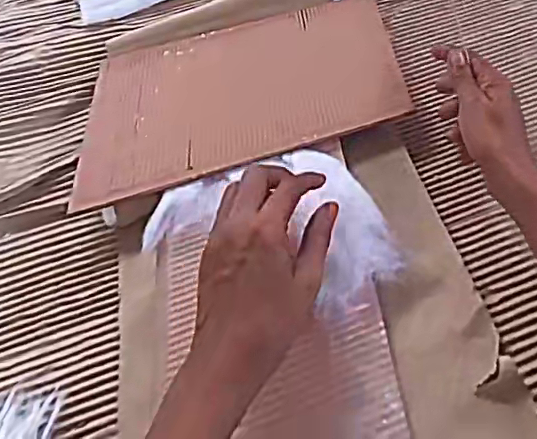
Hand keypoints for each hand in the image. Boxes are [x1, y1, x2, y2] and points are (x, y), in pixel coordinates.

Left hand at [188, 165, 337, 392]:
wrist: (225, 362)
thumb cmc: (269, 329)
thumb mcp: (307, 283)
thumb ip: (319, 238)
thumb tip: (328, 209)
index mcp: (264, 231)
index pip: (288, 186)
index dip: (308, 179)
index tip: (318, 183)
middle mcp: (237, 226)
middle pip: (256, 175)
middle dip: (280, 173)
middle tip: (298, 186)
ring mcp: (218, 237)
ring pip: (235, 188)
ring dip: (259, 186)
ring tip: (278, 200)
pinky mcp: (208, 250)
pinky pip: (224, 210)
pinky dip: (243, 202)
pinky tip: (259, 222)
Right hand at [434, 47, 536, 198]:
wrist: (508, 175)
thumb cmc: (494, 141)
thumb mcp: (470, 103)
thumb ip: (461, 78)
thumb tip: (456, 55)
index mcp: (496, 84)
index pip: (471, 59)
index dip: (451, 55)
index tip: (435, 53)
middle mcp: (500, 97)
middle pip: (470, 82)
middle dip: (452, 88)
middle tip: (440, 89)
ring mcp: (498, 115)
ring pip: (469, 106)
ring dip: (456, 114)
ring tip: (451, 124)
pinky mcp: (494, 133)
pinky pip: (473, 126)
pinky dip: (464, 133)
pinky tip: (462, 144)